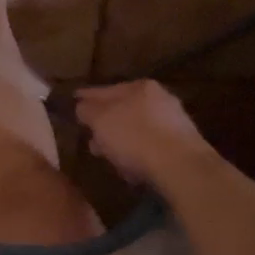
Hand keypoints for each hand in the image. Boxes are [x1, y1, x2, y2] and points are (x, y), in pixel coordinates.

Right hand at [74, 80, 214, 185]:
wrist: (179, 164)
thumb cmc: (133, 137)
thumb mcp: (99, 121)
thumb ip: (86, 110)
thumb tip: (82, 106)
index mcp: (139, 87)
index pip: (104, 90)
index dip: (86, 97)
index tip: (74, 100)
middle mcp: (159, 98)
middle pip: (121, 109)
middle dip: (104, 124)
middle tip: (90, 139)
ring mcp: (172, 120)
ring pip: (135, 128)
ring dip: (120, 141)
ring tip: (109, 158)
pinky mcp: (180, 142)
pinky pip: (148, 144)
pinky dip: (136, 152)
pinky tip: (130, 166)